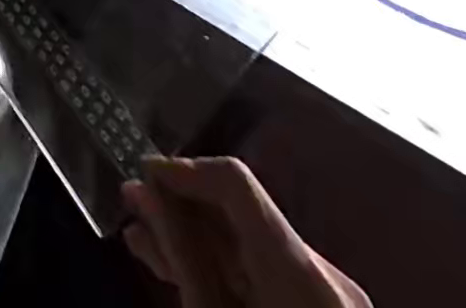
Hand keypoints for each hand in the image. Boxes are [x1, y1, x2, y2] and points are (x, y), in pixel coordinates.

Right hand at [121, 157, 370, 307]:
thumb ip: (177, 250)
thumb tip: (143, 191)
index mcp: (299, 273)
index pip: (235, 182)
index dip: (183, 170)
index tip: (141, 174)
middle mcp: (325, 275)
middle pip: (242, 211)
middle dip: (181, 204)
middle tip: (132, 206)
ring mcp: (333, 299)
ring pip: (250, 241)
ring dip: (195, 235)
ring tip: (146, 238)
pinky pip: (266, 271)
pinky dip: (222, 263)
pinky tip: (184, 267)